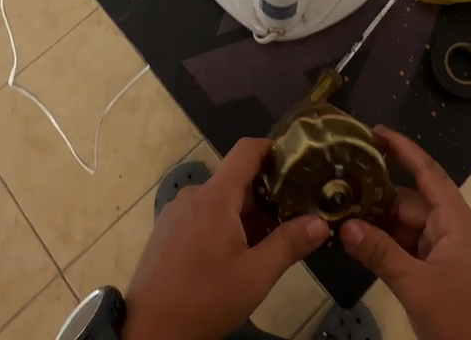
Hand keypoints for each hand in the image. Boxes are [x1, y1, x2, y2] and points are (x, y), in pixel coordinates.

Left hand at [124, 138, 331, 339]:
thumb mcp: (254, 276)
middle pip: (237, 180)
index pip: (246, 150)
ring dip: (246, 216)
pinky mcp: (167, 230)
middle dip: (267, 197)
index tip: (298, 163)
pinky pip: (203, 215)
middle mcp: (194, 194)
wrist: (149, 331)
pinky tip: (236, 256)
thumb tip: (321, 223)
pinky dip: (225, 226)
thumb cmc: (204, 298)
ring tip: (270, 244)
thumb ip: (288, 245)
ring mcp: (177, 212)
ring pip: (221, 201)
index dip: (273, 149)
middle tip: (295, 218)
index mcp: (215, 196)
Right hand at [339, 126, 470, 339]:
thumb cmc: (461, 322)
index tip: (375, 131)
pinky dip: (389, 245)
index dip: (403, 149)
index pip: (428, 172)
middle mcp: (454, 230)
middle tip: (339, 191)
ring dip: (380, 225)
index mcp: (456, 223)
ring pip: (408, 226)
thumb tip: (346, 225)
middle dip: (377, 198)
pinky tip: (362, 246)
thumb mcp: (417, 287)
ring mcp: (449, 253)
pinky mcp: (443, 273)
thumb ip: (380, 253)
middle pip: (411, 201)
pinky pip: (411, 247)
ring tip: (342, 218)